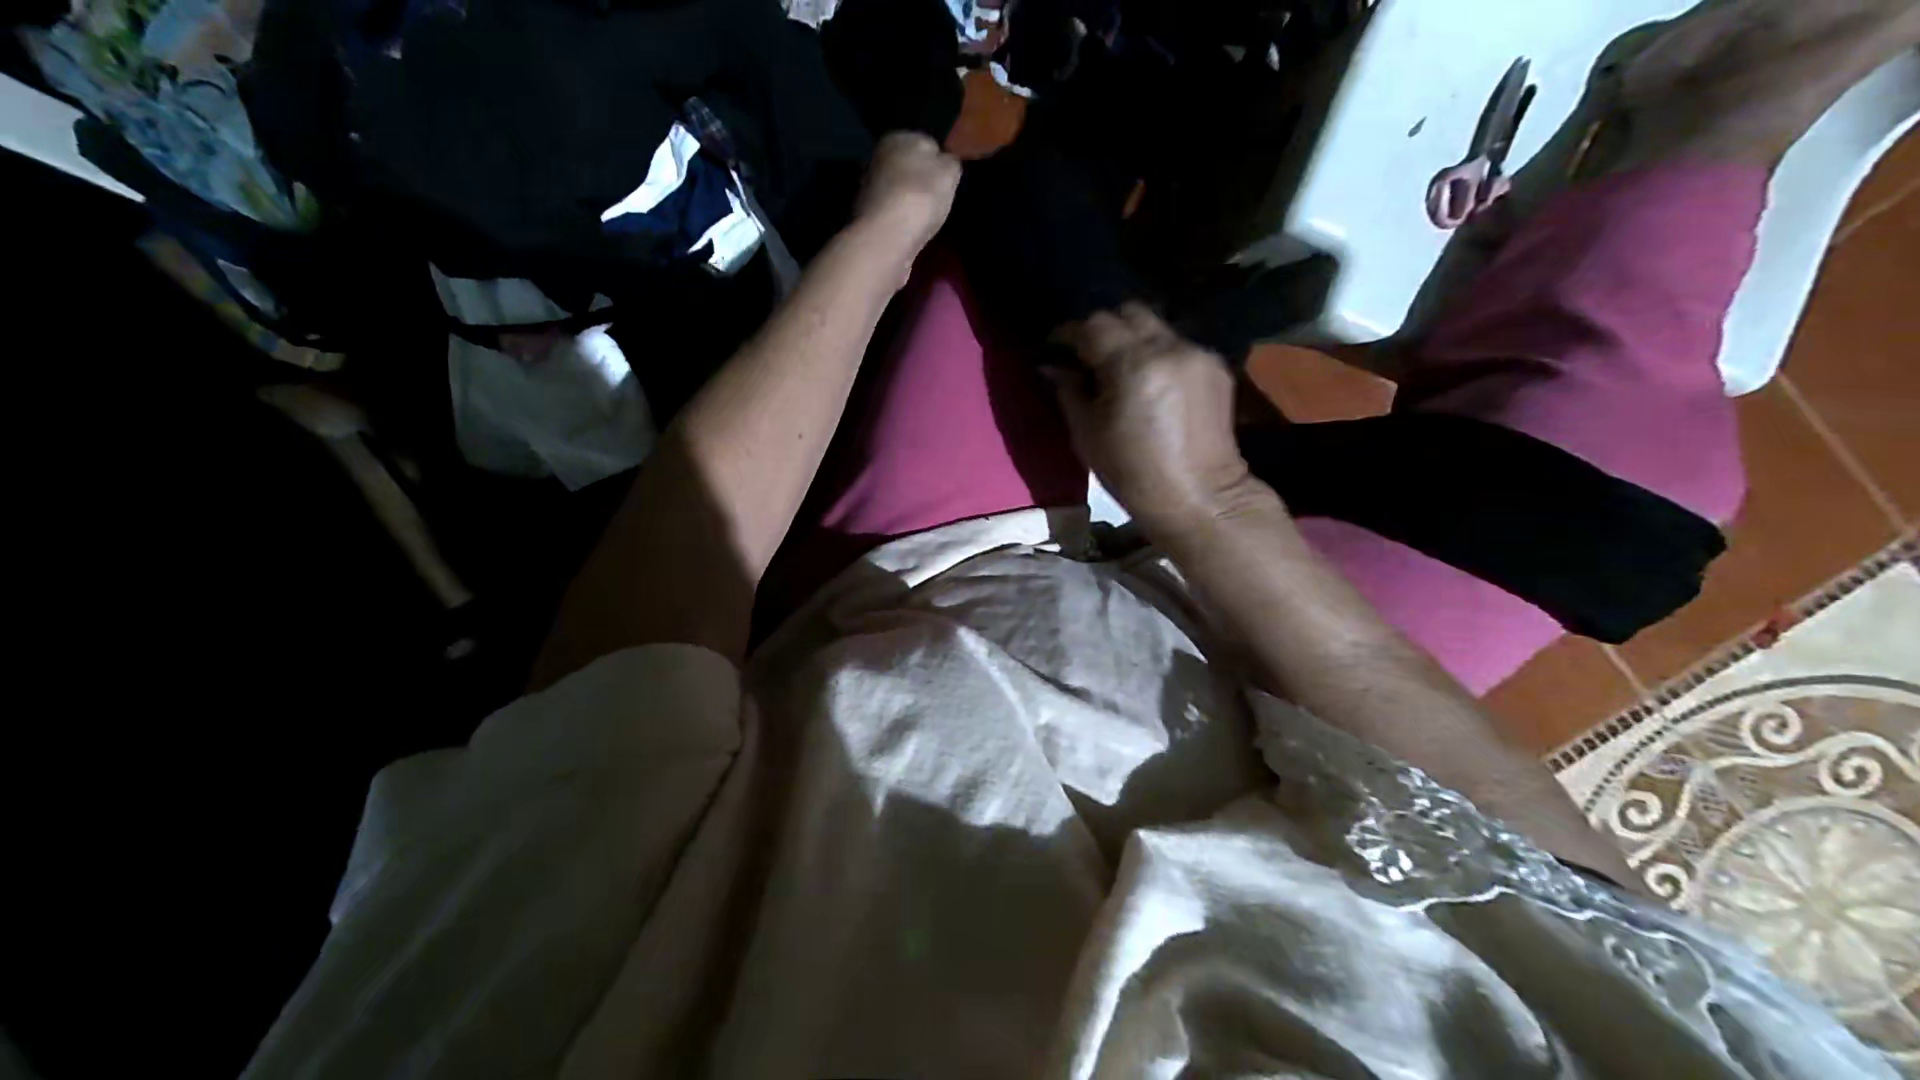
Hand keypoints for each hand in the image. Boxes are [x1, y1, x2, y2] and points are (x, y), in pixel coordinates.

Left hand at [853, 132, 961, 258]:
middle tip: (937, 201)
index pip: (928, 144)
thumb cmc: (922, 196)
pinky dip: (900, 218)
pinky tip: (909, 229)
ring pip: (899, 190)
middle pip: (910, 167)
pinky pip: (892, 211)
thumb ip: (950, 162)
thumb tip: (945, 161)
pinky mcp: (866, 214)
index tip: (948, 183)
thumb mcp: (950, 172)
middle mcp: (879, 156)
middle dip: (922, 181)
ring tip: (924, 218)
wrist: (887, 237)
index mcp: (899, 137)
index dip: (941, 164)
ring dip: (910, 201)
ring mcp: (869, 186)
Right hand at [1049, 305, 1267, 533]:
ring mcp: (1197, 353)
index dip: (1068, 332)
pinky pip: (1178, 344)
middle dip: (1104, 327)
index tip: (1055, 347)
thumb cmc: (1132, 472)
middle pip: (1129, 312)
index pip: (1093, 324)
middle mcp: (1168, 347)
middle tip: (1089, 354)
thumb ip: (1069, 390)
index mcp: (1132, 365)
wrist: (1199, 496)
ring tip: (1120, 368)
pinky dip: (1158, 354)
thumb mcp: (1087, 434)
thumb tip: (1053, 365)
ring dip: (1133, 339)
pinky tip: (1152, 382)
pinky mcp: (1216, 366)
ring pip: (1156, 325)